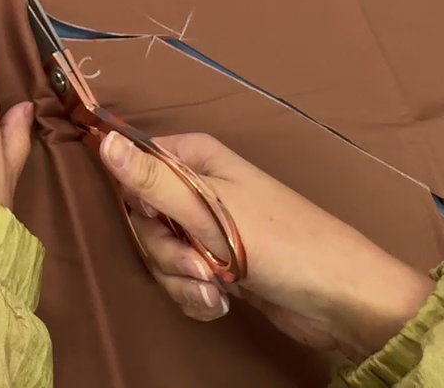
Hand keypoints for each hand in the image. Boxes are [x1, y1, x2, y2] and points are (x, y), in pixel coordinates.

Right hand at [100, 133, 433, 361]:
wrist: (343, 304)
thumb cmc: (280, 241)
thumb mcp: (209, 210)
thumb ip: (151, 178)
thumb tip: (100, 138)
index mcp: (193, 156)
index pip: (134, 166)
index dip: (138, 200)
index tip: (158, 221)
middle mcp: (195, 185)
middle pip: (142, 216)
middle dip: (165, 250)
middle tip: (200, 265)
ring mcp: (205, 225)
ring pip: (159, 250)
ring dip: (181, 277)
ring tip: (216, 290)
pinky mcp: (216, 262)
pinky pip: (179, 275)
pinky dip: (193, 293)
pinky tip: (220, 304)